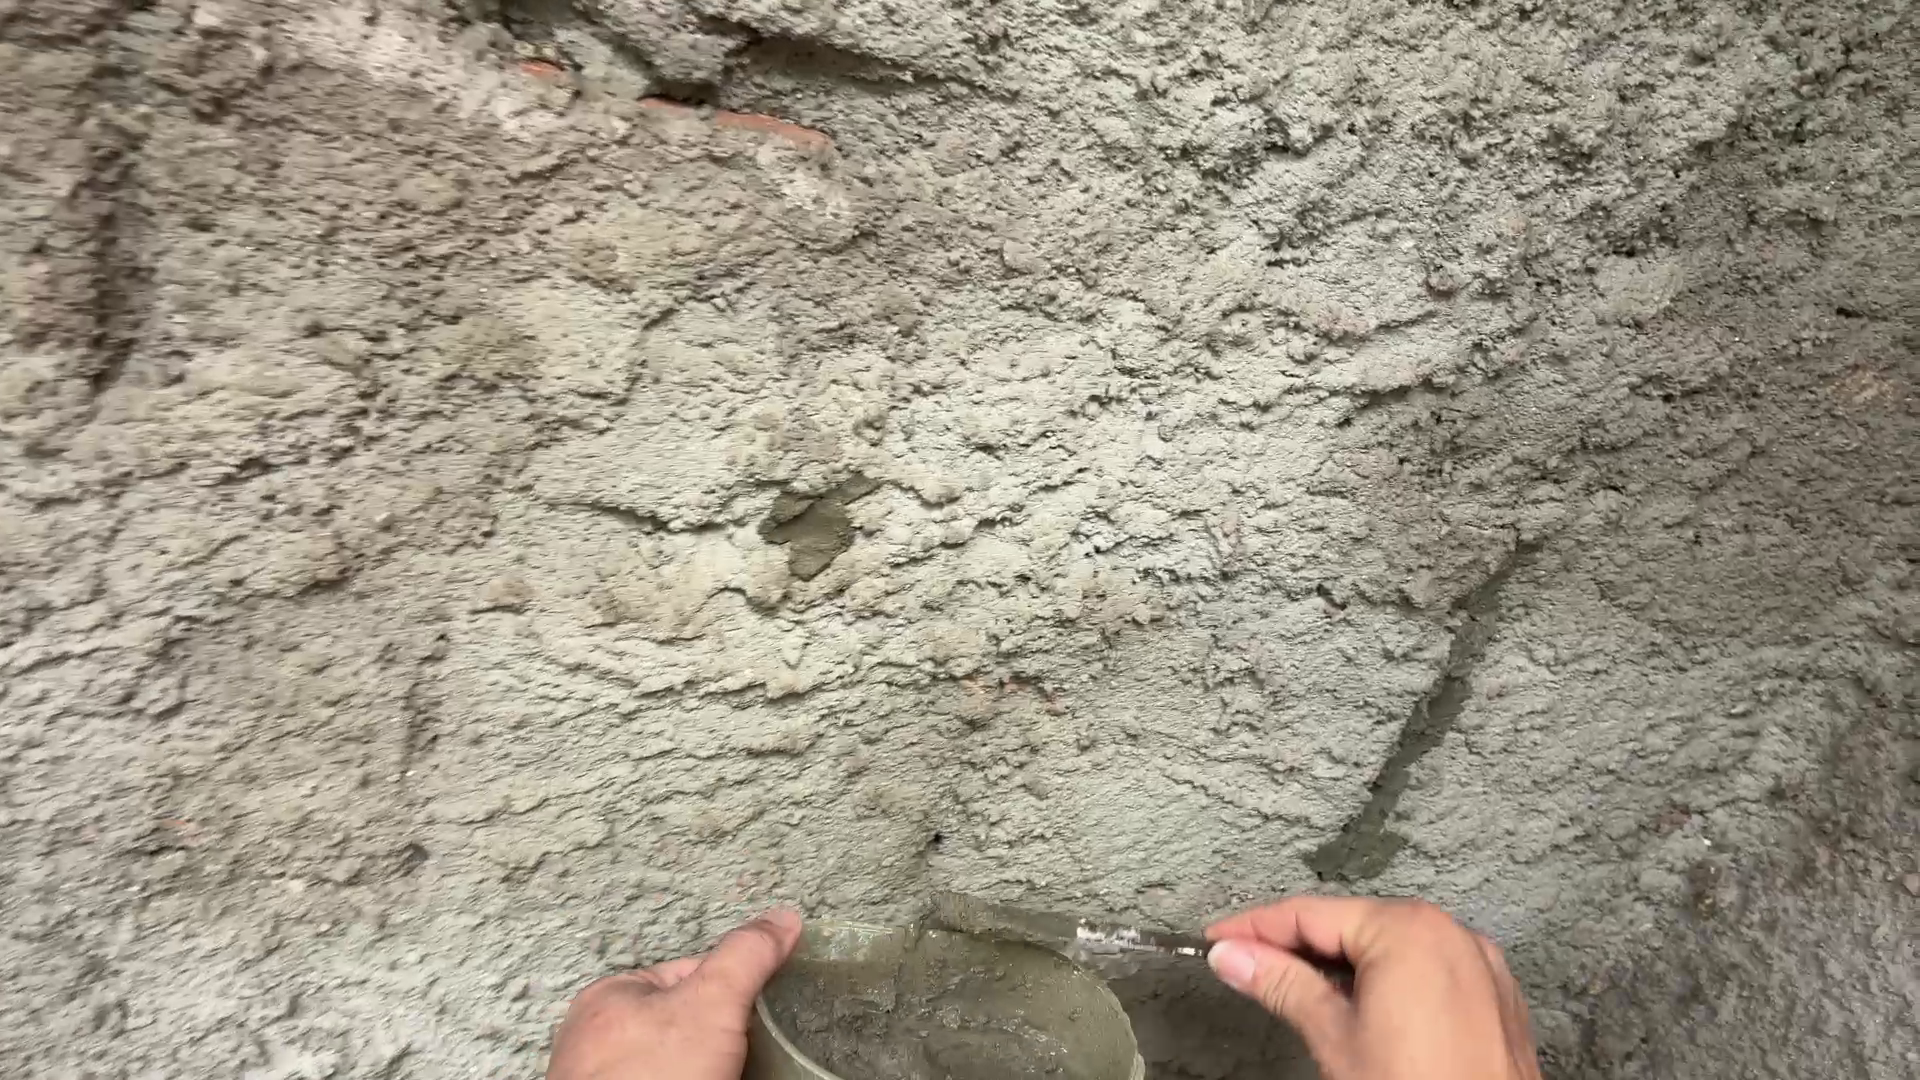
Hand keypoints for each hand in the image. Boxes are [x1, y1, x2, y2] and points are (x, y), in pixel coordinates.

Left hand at [546, 909, 802, 1079]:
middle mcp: (596, 1043)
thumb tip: (784, 919)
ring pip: (682, 1065)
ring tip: (733, 1076)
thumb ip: (748, 954)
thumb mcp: (714, 1001)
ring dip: (712, 1069)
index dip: (732, 990)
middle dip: (721, 1037)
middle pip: (688, 1022)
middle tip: (741, 1057)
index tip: (754, 1014)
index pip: (692, 971)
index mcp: (607, 997)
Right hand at [1206, 897, 1540, 1079]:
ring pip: (1380, 947)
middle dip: (1294, 947)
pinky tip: (1351, 1006)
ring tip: (1292, 988)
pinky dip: (1378, 980)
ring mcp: (1477, 966)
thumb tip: (1233, 955)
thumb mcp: (1334, 1037)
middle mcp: (1449, 934)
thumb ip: (1278, 982)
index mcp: (1408, 930)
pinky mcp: (1493, 1000)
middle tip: (1247, 964)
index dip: (1253, 928)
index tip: (1220, 940)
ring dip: (1332, 965)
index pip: (1307, 914)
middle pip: (1345, 926)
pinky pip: (1418, 969)